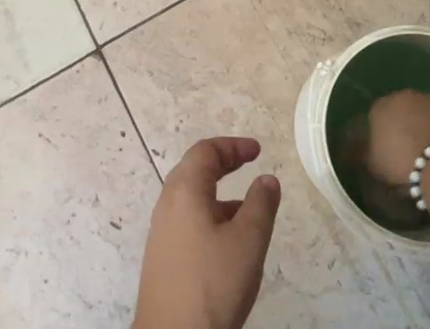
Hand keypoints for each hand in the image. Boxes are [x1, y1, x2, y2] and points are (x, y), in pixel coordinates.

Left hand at [133, 137, 281, 328]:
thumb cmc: (213, 283)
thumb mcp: (248, 241)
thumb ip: (261, 205)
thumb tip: (267, 179)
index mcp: (184, 192)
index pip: (205, 151)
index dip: (233, 146)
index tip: (258, 151)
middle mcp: (168, 205)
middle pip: (194, 170)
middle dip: (223, 162)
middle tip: (249, 163)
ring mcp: (162, 233)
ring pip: (191, 198)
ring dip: (218, 192)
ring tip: (249, 208)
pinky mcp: (163, 257)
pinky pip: (188, 220)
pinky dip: (210, 215)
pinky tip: (229, 242)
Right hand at [365, 91, 429, 185]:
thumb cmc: (400, 162)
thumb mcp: (372, 163)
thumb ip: (363, 152)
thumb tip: (356, 149)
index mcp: (381, 105)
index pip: (376, 114)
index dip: (380, 132)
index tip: (385, 149)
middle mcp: (405, 96)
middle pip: (401, 109)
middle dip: (402, 125)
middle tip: (406, 149)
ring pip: (423, 113)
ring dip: (423, 126)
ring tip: (427, 151)